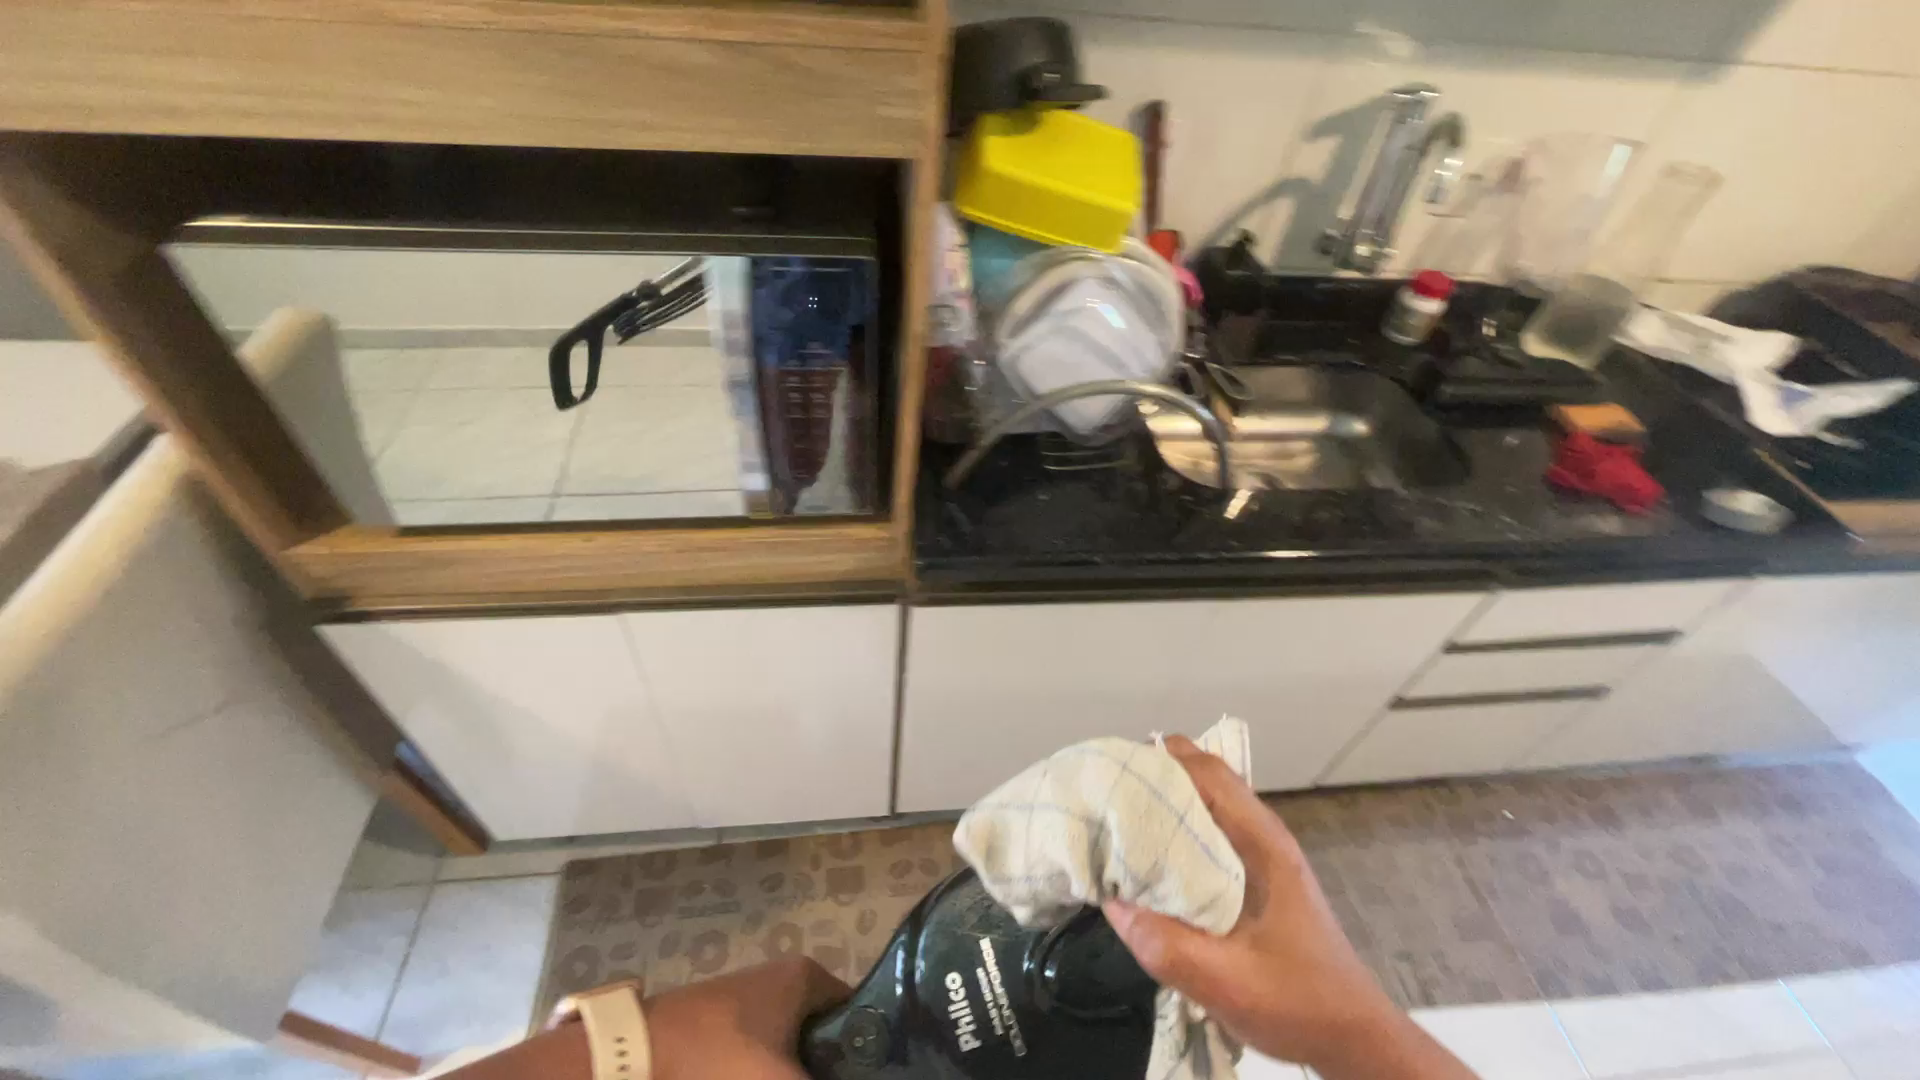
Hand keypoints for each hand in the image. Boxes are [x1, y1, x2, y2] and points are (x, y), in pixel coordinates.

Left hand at [646, 958, 850, 1079]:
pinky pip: (758, 1061)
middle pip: (826, 1039)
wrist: (631, 1063)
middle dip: (825, 1068)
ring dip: (794, 1074)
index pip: (862, 1015)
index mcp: (805, 977)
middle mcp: (782, 982)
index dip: (868, 1053)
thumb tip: (876, 1078)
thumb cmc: (718, 1063)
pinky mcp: (718, 1033)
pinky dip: (764, 1075)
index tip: (869, 1076)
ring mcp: (748, 1007)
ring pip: (790, 1054)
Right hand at [1101, 737, 1476, 1079]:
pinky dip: (1182, 828)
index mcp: (1263, 846)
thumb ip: (1167, 947)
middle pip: (1209, 781)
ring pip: (1212, 806)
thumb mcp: (1227, 984)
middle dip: (1160, 774)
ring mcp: (1265, 857)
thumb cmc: (1299, 1002)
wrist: (1355, 1037)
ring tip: (1120, 815)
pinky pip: (1214, 833)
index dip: (1164, 761)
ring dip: (1170, 801)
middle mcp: (1265, 838)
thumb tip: (1113, 903)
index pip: (1211, 776)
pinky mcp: (1260, 878)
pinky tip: (1152, 856)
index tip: (1116, 766)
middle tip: (1108, 788)